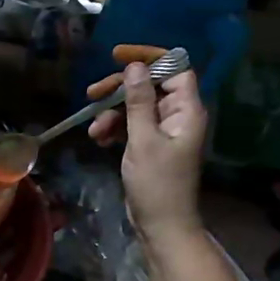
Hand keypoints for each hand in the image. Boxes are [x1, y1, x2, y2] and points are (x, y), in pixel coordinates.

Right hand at [87, 60, 207, 241]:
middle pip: (150, 86)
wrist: (161, 224)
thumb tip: (135, 68)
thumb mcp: (143, 140)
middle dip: (120, 89)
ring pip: (136, 107)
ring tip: (94, 130)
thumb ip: (138, 102)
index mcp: (187, 110)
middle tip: (92, 94)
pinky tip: (99, 139)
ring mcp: (164, 131)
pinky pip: (131, 125)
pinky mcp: (150, 146)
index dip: (149, 58)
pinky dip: (115, 128)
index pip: (174, 69)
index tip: (118, 56)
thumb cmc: (157, 183)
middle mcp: (178, 116)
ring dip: (112, 113)